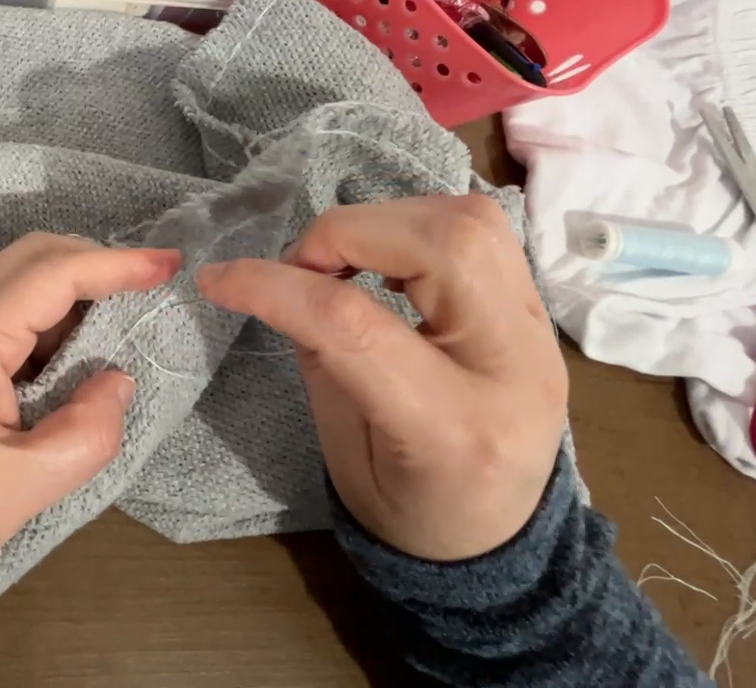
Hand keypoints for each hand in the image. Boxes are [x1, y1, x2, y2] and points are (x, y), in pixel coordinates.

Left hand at [0, 233, 180, 621]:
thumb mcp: (22, 488)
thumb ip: (86, 432)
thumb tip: (120, 382)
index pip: (52, 274)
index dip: (116, 263)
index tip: (170, 264)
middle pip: (30, 258)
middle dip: (94, 263)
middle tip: (149, 286)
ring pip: (15, 281)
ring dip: (70, 291)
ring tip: (122, 322)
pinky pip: (2, 314)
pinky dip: (46, 320)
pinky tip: (74, 352)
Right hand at [197, 195, 566, 561]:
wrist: (496, 534)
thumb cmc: (404, 503)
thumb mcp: (340, 444)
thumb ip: (318, 350)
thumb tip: (285, 276)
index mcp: (453, 427)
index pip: (354, 324)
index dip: (273, 286)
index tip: (217, 278)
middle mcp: (514, 366)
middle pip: (439, 246)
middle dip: (343, 232)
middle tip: (301, 267)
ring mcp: (537, 329)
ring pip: (466, 220)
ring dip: (381, 220)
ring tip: (340, 257)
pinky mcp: (535, 306)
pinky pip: (477, 227)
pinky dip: (412, 223)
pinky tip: (383, 256)